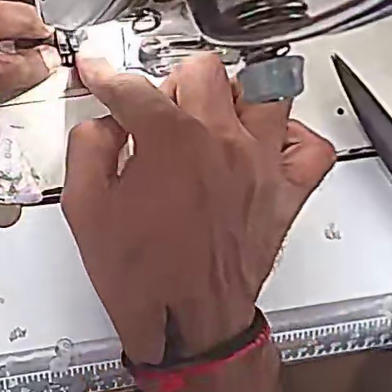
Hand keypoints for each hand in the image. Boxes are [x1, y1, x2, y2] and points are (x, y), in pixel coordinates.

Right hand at [61, 53, 334, 364]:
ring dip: (228, 95)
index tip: (99, 72)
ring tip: (206, 116)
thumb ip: (87, 148)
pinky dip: (287, 134)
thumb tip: (103, 123)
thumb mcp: (84, 208)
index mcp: (169, 142)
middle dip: (169, 82)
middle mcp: (222, 143)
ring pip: (261, 89)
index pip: (133, 88)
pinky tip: (259, 142)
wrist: (185, 321)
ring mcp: (260, 165)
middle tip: (153, 108)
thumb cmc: (141, 276)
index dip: (106, 75)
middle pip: (202, 70)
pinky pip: (307, 144)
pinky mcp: (285, 192)